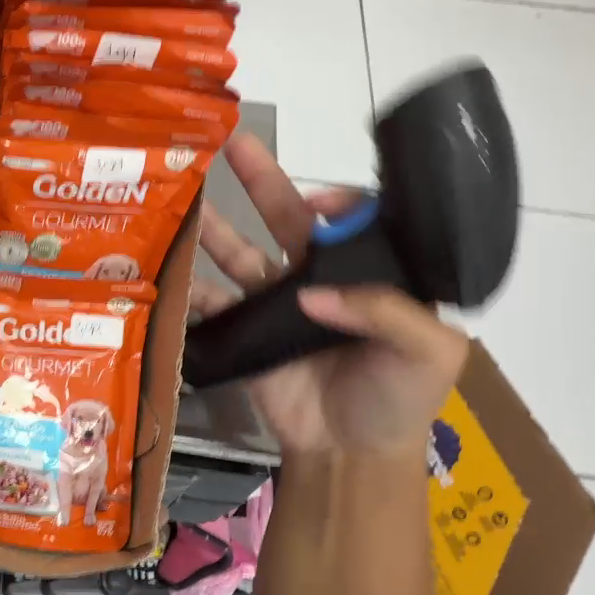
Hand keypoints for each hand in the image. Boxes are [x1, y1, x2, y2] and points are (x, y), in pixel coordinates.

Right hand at [193, 133, 468, 456]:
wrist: (349, 450)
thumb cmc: (400, 397)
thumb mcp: (428, 351)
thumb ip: (383, 312)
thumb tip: (309, 294)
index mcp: (370, 272)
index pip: (351, 219)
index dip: (335, 202)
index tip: (316, 205)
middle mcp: (320, 277)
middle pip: (288, 219)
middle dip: (261, 181)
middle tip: (233, 144)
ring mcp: (277, 303)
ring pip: (240, 254)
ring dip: (212, 228)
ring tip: (182, 200)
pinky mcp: (243, 332)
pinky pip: (212, 305)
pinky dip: (188, 290)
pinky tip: (166, 270)